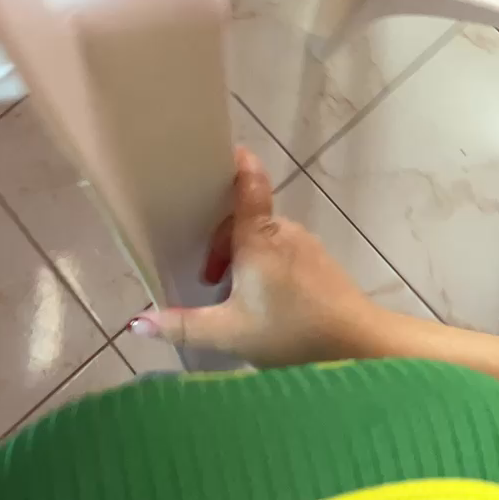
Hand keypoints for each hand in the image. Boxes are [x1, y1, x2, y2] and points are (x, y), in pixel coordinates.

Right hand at [127, 147, 385, 366]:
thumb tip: (137, 322)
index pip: (248, 182)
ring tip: (235, 300)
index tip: (220, 153)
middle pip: (244, 217)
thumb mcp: (229, 333)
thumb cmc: (292, 332)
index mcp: (258, 236)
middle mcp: (282, 231)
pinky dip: (265, 267)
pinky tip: (265, 305)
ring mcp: (305, 245)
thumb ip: (183, 326)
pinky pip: (282, 251)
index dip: (236, 162)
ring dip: (242, 259)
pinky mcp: (319, 262)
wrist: (361, 346)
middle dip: (221, 243)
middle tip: (210, 281)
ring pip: (263, 237)